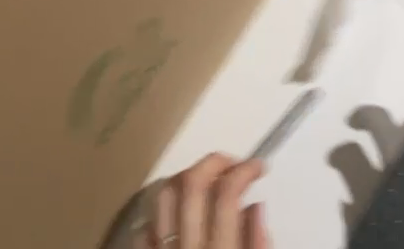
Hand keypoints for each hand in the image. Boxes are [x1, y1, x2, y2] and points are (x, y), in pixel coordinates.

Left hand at [139, 153, 270, 248]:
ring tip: (206, 179)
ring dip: (185, 178)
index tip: (259, 166)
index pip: (226, 195)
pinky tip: (179, 214)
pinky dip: (162, 214)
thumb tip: (257, 205)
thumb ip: (257, 246)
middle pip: (191, 185)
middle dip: (214, 162)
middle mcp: (185, 245)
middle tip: (234, 162)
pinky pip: (145, 227)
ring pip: (164, 196)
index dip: (244, 171)